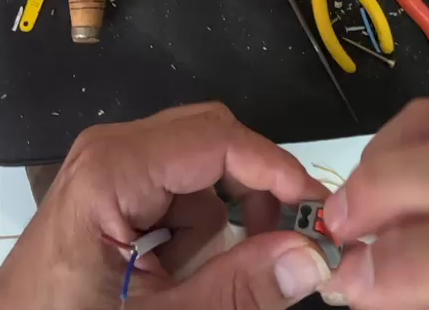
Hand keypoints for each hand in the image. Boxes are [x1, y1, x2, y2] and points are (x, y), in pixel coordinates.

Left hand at [0, 103, 333, 309]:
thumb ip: (237, 289)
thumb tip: (309, 257)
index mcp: (113, 168)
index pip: (214, 138)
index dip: (273, 167)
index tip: (317, 210)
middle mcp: (112, 149)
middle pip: (209, 139)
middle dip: (250, 191)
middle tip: (281, 246)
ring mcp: (111, 165)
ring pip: (200, 167)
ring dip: (221, 218)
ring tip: (204, 279)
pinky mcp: (114, 187)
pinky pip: (178, 190)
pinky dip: (196, 228)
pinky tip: (175, 273)